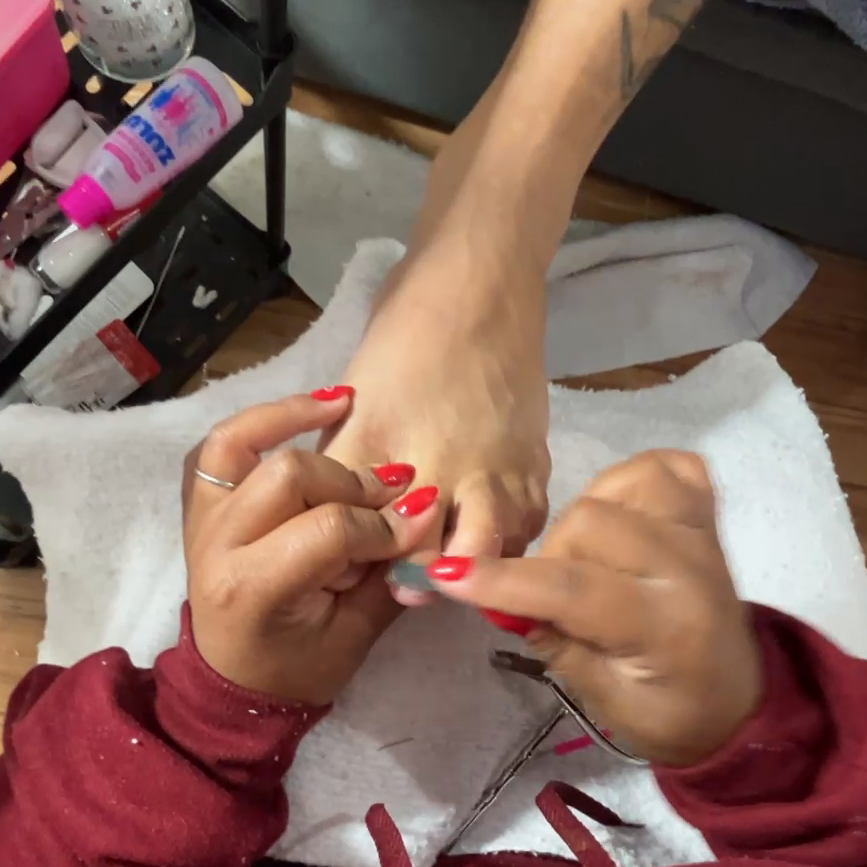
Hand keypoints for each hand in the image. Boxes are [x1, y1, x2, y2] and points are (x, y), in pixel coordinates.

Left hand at [184, 390, 441, 704]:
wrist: (233, 681)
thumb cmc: (297, 670)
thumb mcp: (354, 637)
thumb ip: (390, 576)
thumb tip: (427, 512)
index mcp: (251, 590)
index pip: (327, 531)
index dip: (382, 524)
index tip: (422, 519)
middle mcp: (216, 544)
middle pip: (290, 477)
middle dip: (353, 483)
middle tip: (392, 493)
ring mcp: (202, 518)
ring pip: (247, 444)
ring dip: (301, 422)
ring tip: (348, 404)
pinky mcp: (202, 501)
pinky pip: (225, 443)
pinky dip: (265, 417)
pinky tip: (312, 405)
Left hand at [321, 246, 551, 602]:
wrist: (479, 284)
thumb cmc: (405, 341)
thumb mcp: (356, 408)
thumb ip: (343, 473)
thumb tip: (326, 528)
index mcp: (428, 474)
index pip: (410, 553)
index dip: (389, 576)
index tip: (368, 581)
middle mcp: (480, 486)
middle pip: (467, 563)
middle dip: (438, 581)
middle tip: (408, 582)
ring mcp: (518, 474)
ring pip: (505, 548)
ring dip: (477, 563)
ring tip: (447, 565)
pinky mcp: (540, 460)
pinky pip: (529, 519)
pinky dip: (506, 535)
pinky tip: (483, 531)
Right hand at [424, 451, 763, 765]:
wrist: (736, 699)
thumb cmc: (668, 713)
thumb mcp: (605, 700)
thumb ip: (554, 642)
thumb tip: (499, 600)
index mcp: (668, 625)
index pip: (574, 589)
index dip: (504, 580)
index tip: (445, 575)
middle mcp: (689, 566)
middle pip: (591, 522)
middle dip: (551, 557)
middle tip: (555, 596)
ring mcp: (701, 531)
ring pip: (617, 485)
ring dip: (584, 521)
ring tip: (588, 560)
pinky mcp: (706, 512)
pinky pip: (659, 467)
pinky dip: (624, 485)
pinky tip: (619, 520)